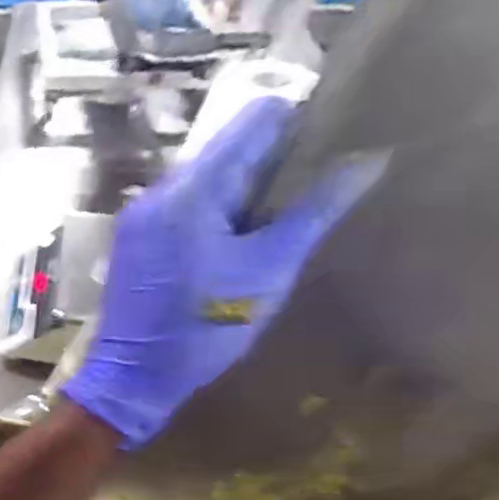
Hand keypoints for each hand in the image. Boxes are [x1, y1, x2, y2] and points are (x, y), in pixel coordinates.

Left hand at [63, 96, 384, 447]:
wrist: (131, 380)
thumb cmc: (200, 329)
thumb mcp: (267, 271)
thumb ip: (315, 211)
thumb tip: (367, 158)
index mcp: (190, 191)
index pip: (255, 119)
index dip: (298, 123)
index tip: (328, 148)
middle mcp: (158, 193)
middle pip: (228, 149)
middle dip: (272, 164)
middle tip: (310, 193)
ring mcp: (139, 219)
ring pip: (206, 181)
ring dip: (243, 193)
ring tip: (278, 223)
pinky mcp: (134, 243)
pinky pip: (183, 209)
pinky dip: (214, 214)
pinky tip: (238, 243)